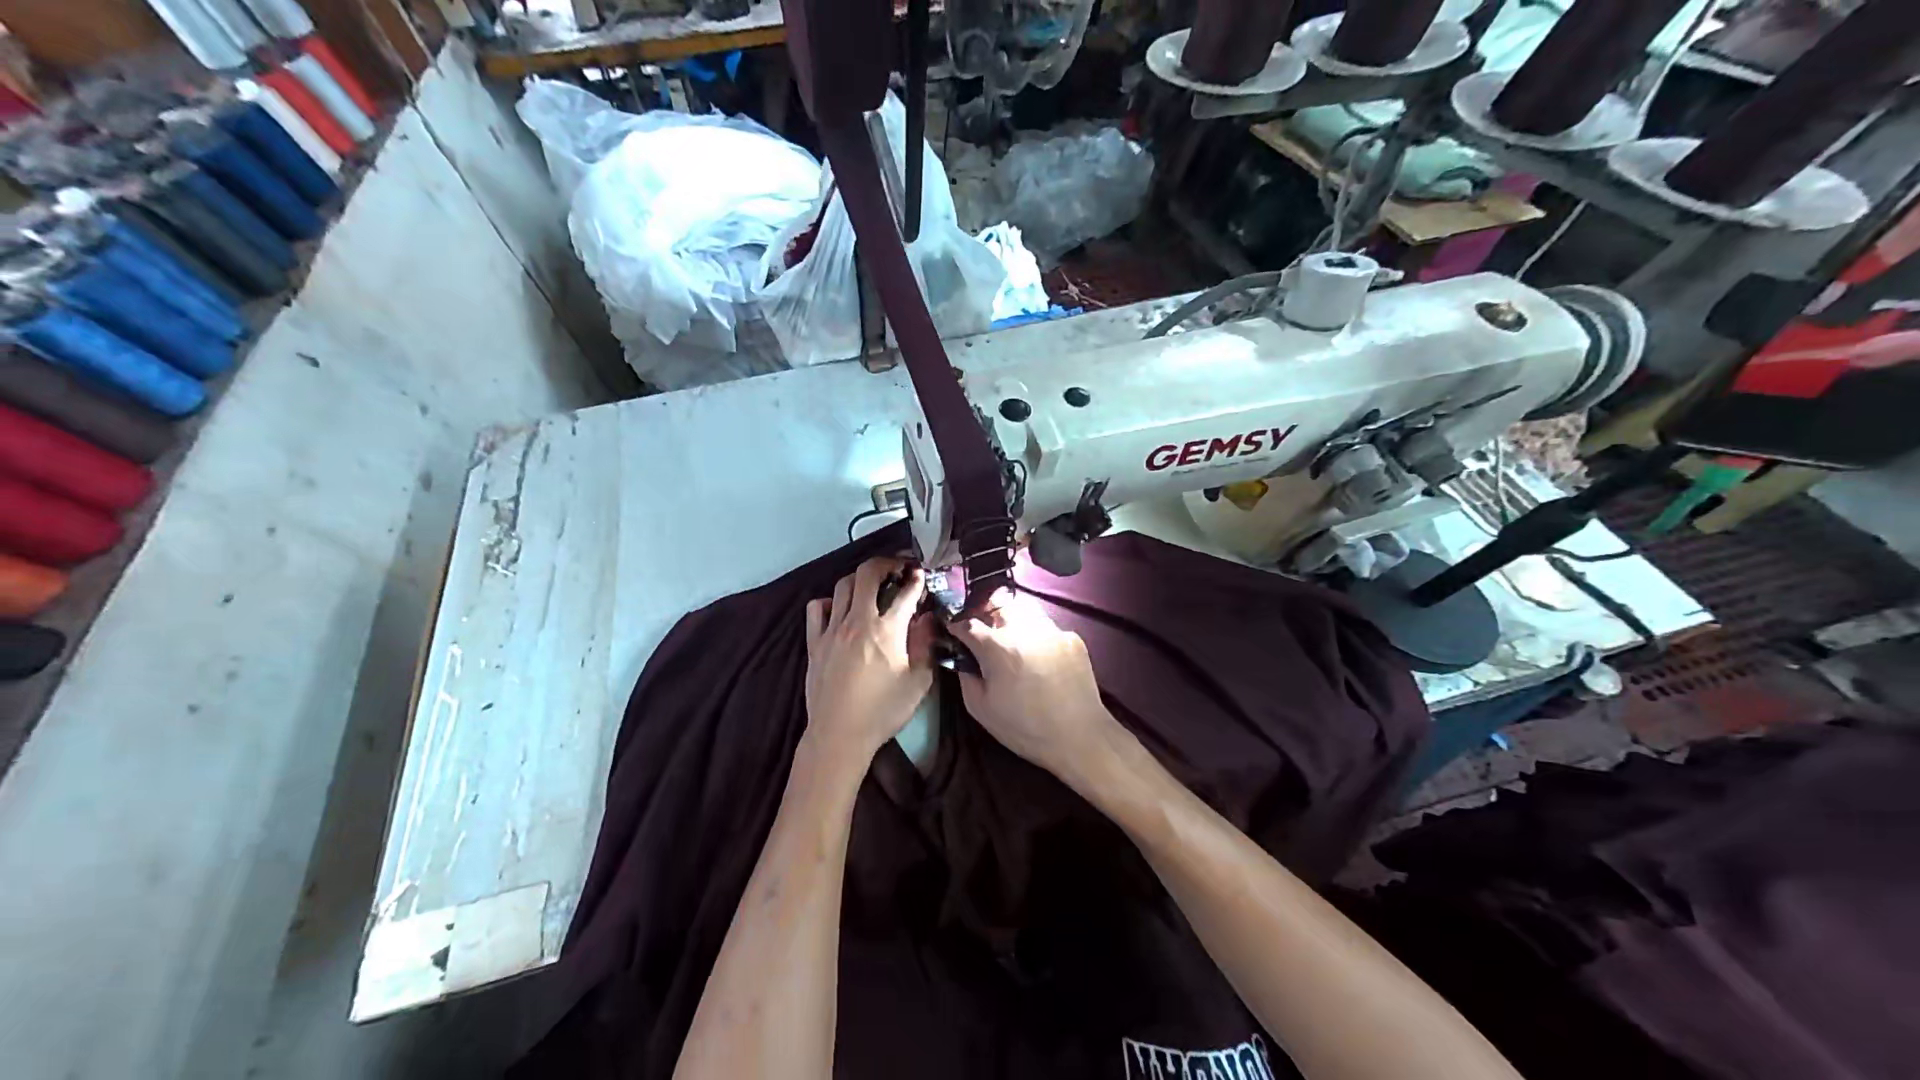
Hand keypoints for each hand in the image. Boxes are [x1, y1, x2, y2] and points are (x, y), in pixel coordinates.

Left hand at [804, 557, 934, 759]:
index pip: (905, 591)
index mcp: (886, 631)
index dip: (916, 578)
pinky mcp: (814, 642)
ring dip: (860, 580)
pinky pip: (817, 609)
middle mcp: (857, 621)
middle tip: (898, 570)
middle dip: (886, 564)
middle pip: (867, 573)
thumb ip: (926, 645)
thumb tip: (929, 618)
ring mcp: (832, 630)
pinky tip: (840, 611)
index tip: (921, 575)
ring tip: (873, 586)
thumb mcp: (918, 682)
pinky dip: (830, 602)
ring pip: (842, 586)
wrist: (839, 735)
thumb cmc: (883, 711)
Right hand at [948, 590, 1121, 787]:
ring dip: (1012, 619)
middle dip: (985, 613)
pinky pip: (1047, 626)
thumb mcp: (980, 709)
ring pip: (1024, 609)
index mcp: (998, 648)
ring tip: (1011, 640)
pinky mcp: (1072, 637)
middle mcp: (1024, 630)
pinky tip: (1038, 656)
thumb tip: (962, 657)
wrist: (1080, 737)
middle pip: (996, 603)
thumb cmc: (1025, 728)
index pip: (967, 622)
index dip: (956, 625)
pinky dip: (1037, 634)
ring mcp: (1052, 630)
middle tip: (983, 631)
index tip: (954, 630)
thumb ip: (965, 675)